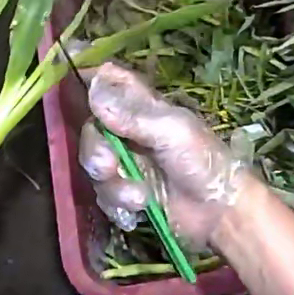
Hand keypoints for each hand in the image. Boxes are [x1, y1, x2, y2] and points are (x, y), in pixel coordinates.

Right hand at [82, 64, 246, 250]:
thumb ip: (132, 114)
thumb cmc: (203, 162)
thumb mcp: (172, 132)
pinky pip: (103, 196)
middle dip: (96, 153)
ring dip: (113, 186)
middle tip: (108, 167)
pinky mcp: (127, 194)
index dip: (90, 80)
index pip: (109, 83)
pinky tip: (137, 212)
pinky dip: (117, 206)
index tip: (72, 81)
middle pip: (92, 132)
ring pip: (95, 167)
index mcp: (143, 108)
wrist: (220, 214)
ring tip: (139, 198)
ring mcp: (127, 164)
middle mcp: (129, 132)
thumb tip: (94, 88)